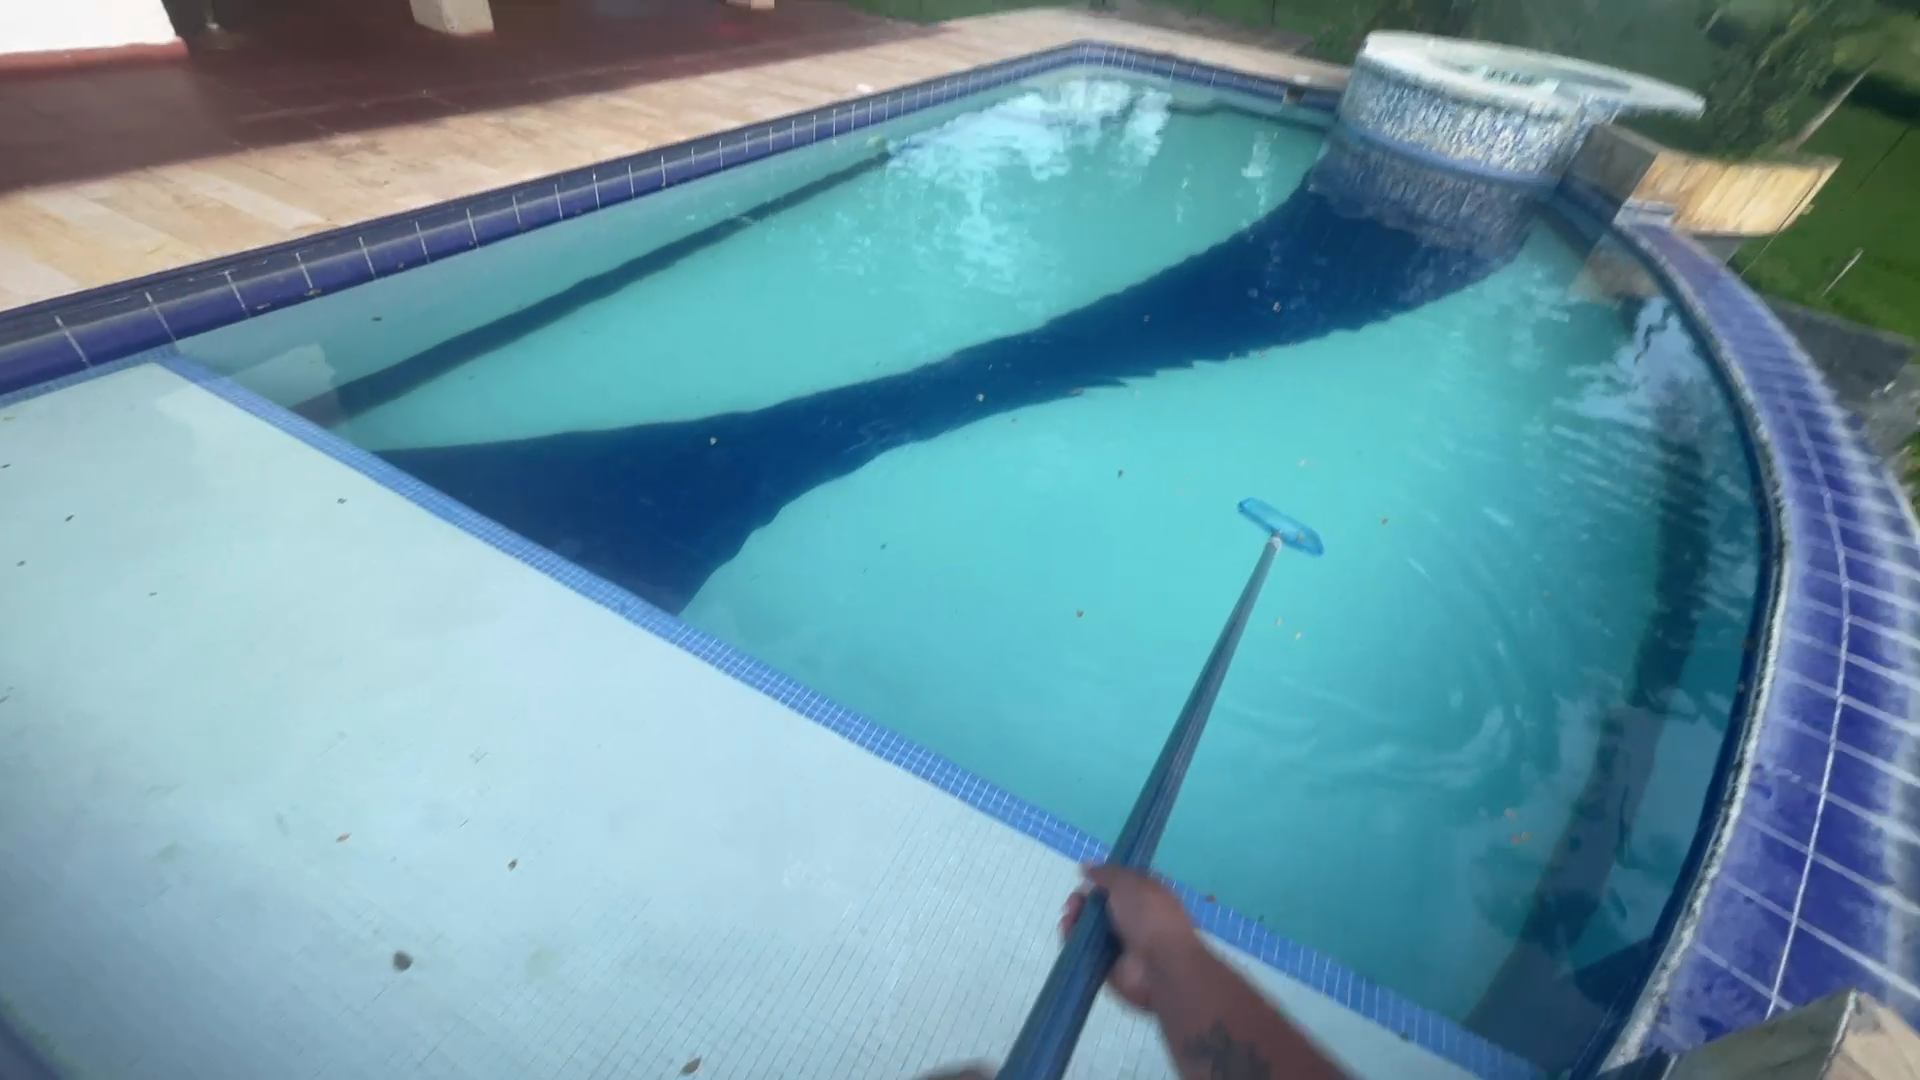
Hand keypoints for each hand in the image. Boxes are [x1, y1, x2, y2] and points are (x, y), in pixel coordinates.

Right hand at [1059, 864, 1201, 1011]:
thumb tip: (1087, 867)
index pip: (1121, 883)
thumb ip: (1106, 873)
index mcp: (1147, 894)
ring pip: (1090, 926)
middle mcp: (1134, 917)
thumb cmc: (1148, 915)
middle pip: (1101, 904)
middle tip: (1075, 901)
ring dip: (1076, 917)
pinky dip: (1073, 938)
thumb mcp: (1127, 882)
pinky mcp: (1108, 964)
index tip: (1086, 876)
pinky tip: (1067, 930)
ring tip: (1069, 916)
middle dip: (1084, 899)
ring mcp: (1121, 943)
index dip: (1102, 878)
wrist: (1159, 966)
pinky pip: (1086, 948)